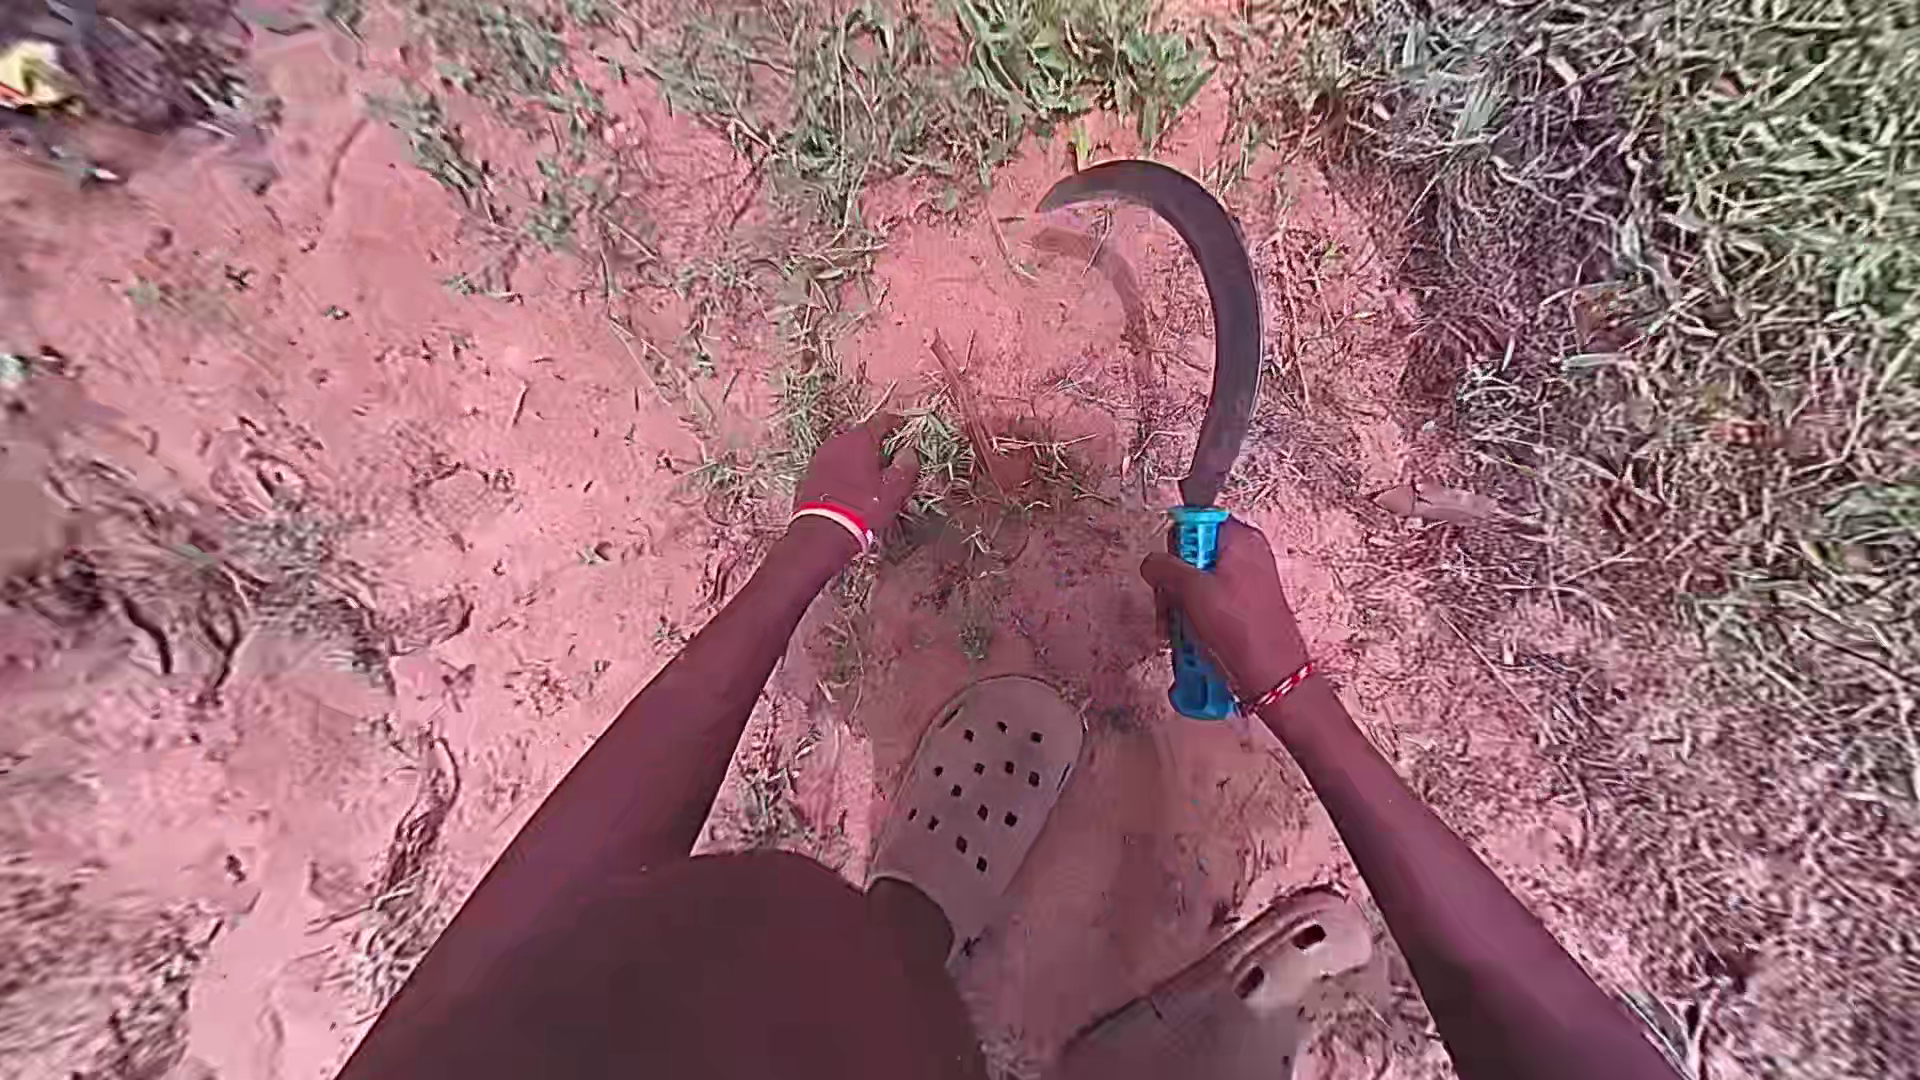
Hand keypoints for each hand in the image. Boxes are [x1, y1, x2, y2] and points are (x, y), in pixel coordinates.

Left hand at [792, 414, 920, 534]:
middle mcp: (837, 442)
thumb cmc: (863, 508)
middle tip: (890, 452)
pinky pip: (832, 464)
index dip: (895, 422)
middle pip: (860, 433)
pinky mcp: (810, 475)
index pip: (881, 421)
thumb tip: (908, 453)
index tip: (903, 425)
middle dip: (876, 441)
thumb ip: (905, 467)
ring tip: (871, 470)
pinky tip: (851, 484)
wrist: (823, 532)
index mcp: (860, 440)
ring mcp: (820, 458)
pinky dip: (844, 468)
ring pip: (844, 449)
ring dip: (858, 455)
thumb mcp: (894, 490)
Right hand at [1140, 518, 1308, 697]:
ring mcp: (1244, 581)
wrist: (1268, 674)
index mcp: (1240, 539)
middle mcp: (1246, 554)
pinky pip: (1205, 599)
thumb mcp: (1191, 589)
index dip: (1177, 544)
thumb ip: (1164, 567)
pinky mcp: (1240, 605)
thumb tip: (1151, 562)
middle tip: (1170, 600)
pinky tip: (1189, 632)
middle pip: (1192, 553)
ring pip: (1194, 579)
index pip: (1196, 520)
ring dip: (1178, 602)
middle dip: (1173, 579)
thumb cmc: (1240, 628)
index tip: (1170, 565)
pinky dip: (1192, 614)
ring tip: (1177, 624)